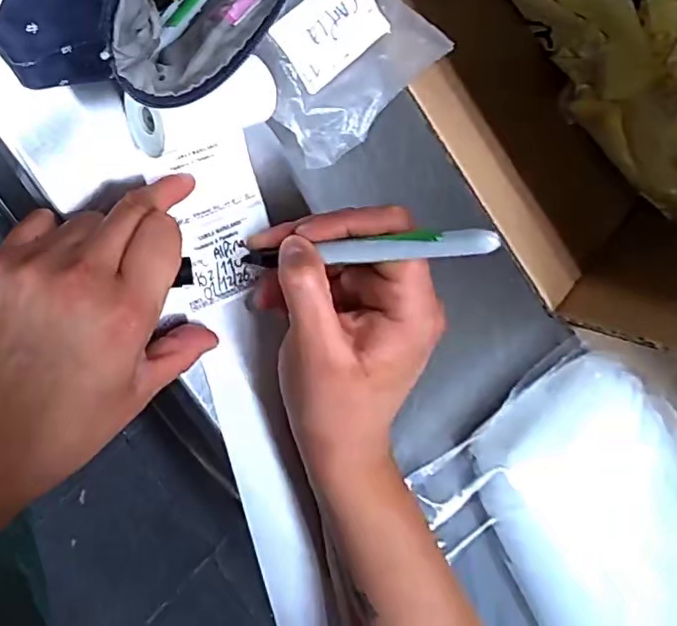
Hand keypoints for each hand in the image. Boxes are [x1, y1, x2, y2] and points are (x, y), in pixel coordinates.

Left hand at [0, 174, 218, 501]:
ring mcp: (41, 264)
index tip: (174, 219)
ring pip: (89, 215)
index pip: (162, 230)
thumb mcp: (135, 392)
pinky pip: (43, 219)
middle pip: (131, 208)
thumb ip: (176, 351)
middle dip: (150, 206)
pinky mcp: (5, 260)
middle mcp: (85, 276)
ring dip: (102, 230)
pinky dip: (57, 231)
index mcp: (126, 310)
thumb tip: (206, 333)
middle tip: (159, 205)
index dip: (171, 225)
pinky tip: (59, 260)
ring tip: (96, 267)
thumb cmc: (69, 421)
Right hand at [253, 206, 445, 488]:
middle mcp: (402, 295)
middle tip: (268, 247)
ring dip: (297, 259)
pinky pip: (326, 271)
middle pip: (361, 236)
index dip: (348, 225)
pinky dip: (296, 276)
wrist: (337, 451)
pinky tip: (272, 294)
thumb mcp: (316, 348)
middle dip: (311, 239)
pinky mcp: (356, 304)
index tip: (303, 236)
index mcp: (411, 307)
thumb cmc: (335, 411)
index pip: (394, 234)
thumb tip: (294, 241)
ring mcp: (378, 298)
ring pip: (337, 250)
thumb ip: (306, 288)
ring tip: (264, 280)